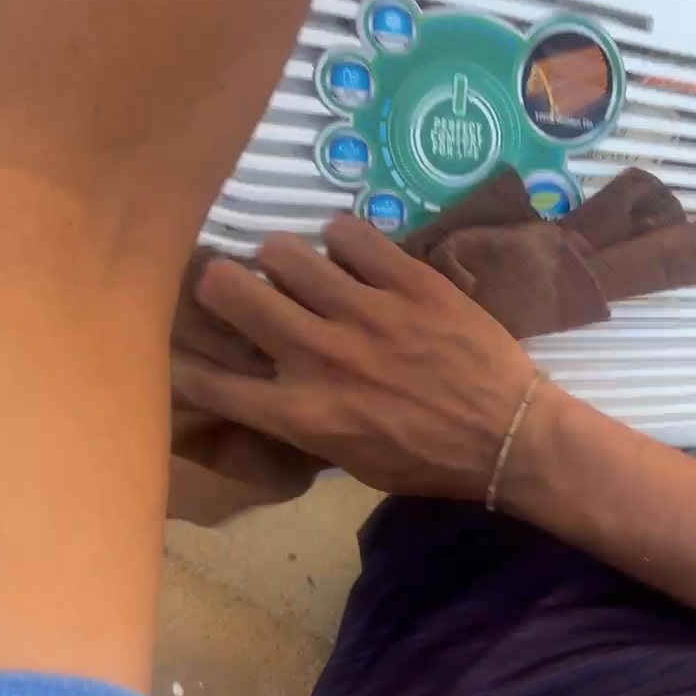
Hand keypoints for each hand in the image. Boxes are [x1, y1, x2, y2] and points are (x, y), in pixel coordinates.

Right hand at [171, 218, 541, 499]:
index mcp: (305, 415)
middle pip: (227, 288)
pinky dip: (343, 240)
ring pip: (284, 251)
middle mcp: (322, 356)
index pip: (209, 380)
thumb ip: (306, 422)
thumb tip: (270, 384)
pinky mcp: (411, 283)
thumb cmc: (435, 460)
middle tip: (245, 289)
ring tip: (309, 273)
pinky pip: (350, 233)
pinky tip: (356, 256)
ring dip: (285, 261)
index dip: (184, 361)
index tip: (185, 348)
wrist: (512, 435)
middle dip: (224, 285)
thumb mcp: (357, 462)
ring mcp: (367, 313)